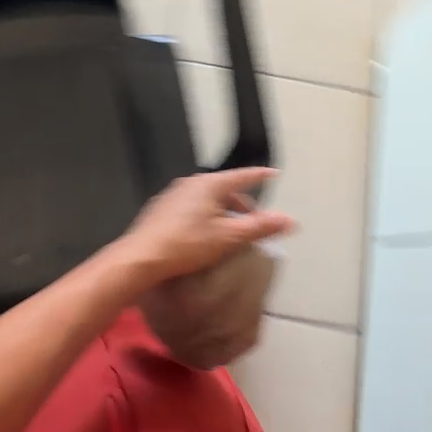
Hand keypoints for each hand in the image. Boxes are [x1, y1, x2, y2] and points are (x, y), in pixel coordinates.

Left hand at [112, 168, 294, 286]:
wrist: (141, 257)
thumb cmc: (188, 245)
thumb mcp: (228, 237)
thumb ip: (259, 227)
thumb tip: (290, 220)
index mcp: (210, 184)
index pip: (242, 176)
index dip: (260, 176)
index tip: (274, 173)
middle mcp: (191, 183)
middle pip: (225, 189)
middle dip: (242, 204)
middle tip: (254, 223)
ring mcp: (174, 195)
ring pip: (208, 199)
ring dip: (223, 211)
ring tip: (232, 232)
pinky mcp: (162, 210)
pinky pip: (192, 207)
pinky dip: (205, 216)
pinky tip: (205, 236)